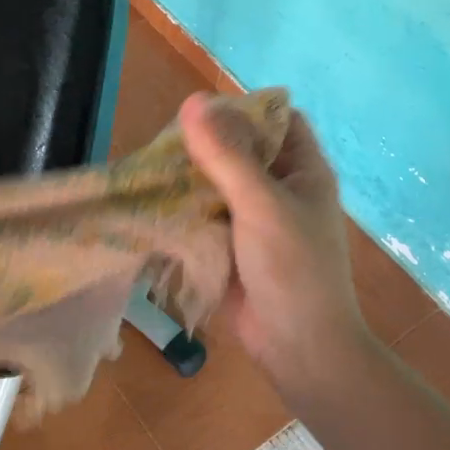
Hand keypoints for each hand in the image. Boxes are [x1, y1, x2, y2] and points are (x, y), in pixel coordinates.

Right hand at [179, 93, 377, 391]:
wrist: (298, 347)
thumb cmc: (293, 269)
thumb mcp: (261, 204)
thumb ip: (226, 155)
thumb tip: (192, 101)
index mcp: (303, 170)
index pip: (277, 119)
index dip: (243, 109)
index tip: (200, 111)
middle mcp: (280, 189)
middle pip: (240, 150)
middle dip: (203, 145)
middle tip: (160, 143)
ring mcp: (254, 220)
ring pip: (216, 184)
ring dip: (187, 179)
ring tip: (146, 170)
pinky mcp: (231, 247)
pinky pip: (204, 217)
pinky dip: (182, 210)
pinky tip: (151, 204)